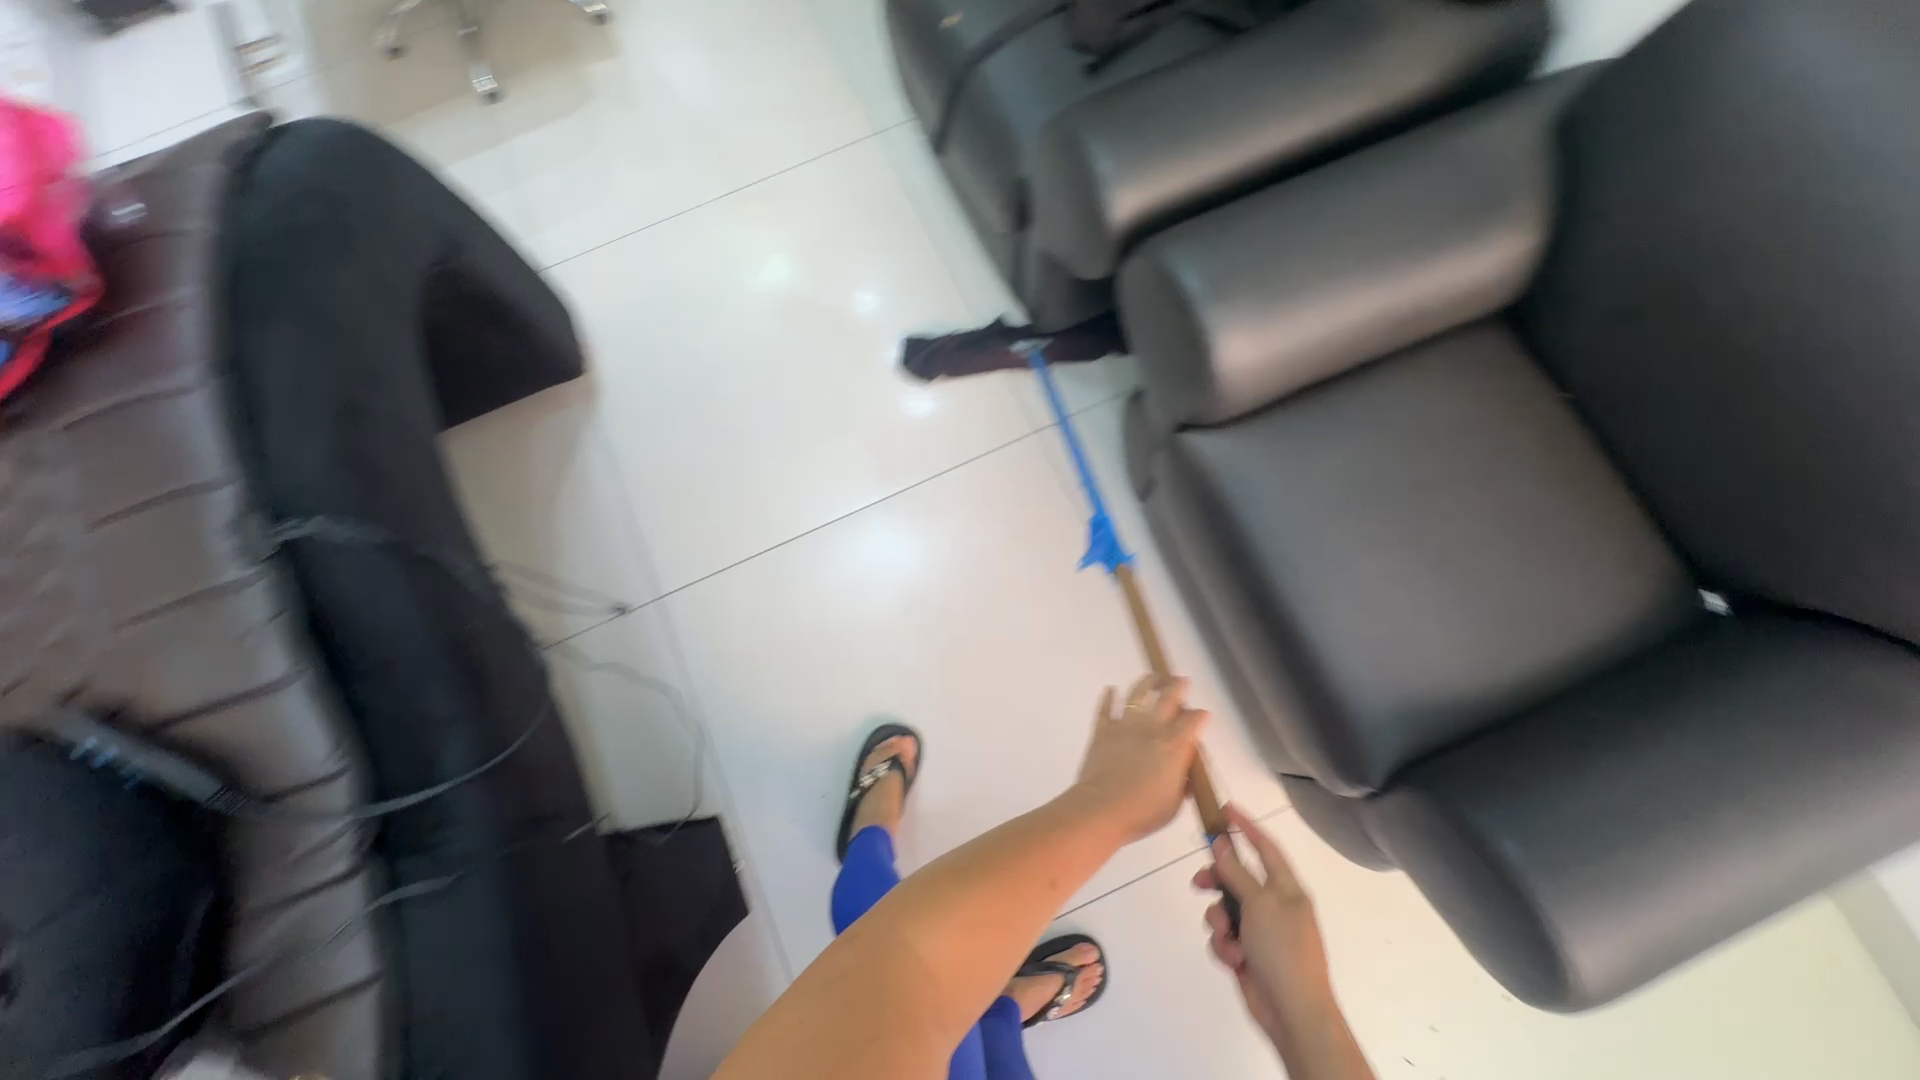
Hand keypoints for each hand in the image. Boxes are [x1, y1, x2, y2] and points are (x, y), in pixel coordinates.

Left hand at [1071, 675, 1207, 842]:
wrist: (1102, 809)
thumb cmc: (1143, 811)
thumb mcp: (1175, 802)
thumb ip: (1182, 782)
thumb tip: (1184, 771)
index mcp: (1174, 745)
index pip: (1193, 721)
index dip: (1201, 716)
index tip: (1203, 715)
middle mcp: (1151, 729)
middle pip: (1168, 698)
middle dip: (1177, 687)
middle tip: (1181, 680)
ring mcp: (1124, 727)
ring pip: (1137, 695)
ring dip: (1147, 683)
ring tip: (1153, 676)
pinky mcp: (1102, 731)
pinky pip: (1105, 709)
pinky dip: (1108, 697)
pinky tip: (1110, 689)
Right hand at [1193, 804, 1336, 1041]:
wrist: (1293, 1011)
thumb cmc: (1283, 950)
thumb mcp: (1260, 904)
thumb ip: (1237, 872)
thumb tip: (1222, 843)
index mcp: (1287, 889)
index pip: (1265, 848)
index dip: (1246, 827)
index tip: (1225, 809)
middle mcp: (1274, 905)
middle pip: (1237, 877)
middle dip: (1217, 881)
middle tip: (1199, 882)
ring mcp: (1260, 930)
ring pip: (1224, 908)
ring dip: (1220, 922)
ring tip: (1228, 939)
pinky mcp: (1246, 952)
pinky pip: (1224, 936)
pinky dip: (1224, 946)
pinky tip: (1233, 960)